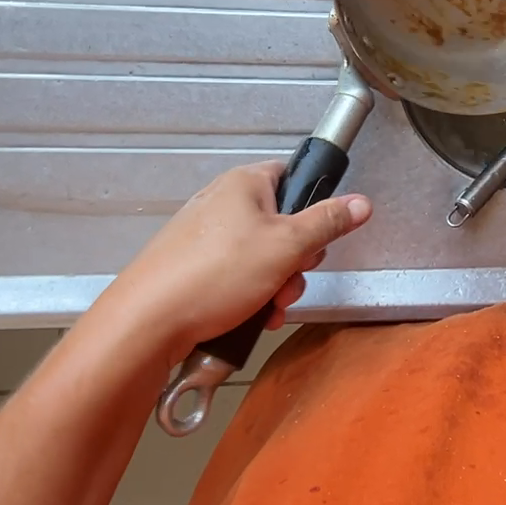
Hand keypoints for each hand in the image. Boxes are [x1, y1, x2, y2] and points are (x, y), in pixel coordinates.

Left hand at [99, 161, 370, 363]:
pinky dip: (249, 297)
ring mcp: (202, 238)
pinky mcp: (189, 270)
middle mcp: (221, 203)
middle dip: (296, 259)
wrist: (144, 327)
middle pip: (280, 223)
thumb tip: (361, 202)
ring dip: (276, 284)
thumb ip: (328, 222)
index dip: (313, 206)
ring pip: (260, 256)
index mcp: (244, 184)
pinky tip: (251, 319)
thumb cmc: (215, 275)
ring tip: (268, 307)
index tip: (319, 234)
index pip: (293, 177)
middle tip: (292, 277)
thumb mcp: (287, 245)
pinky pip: (235, 277)